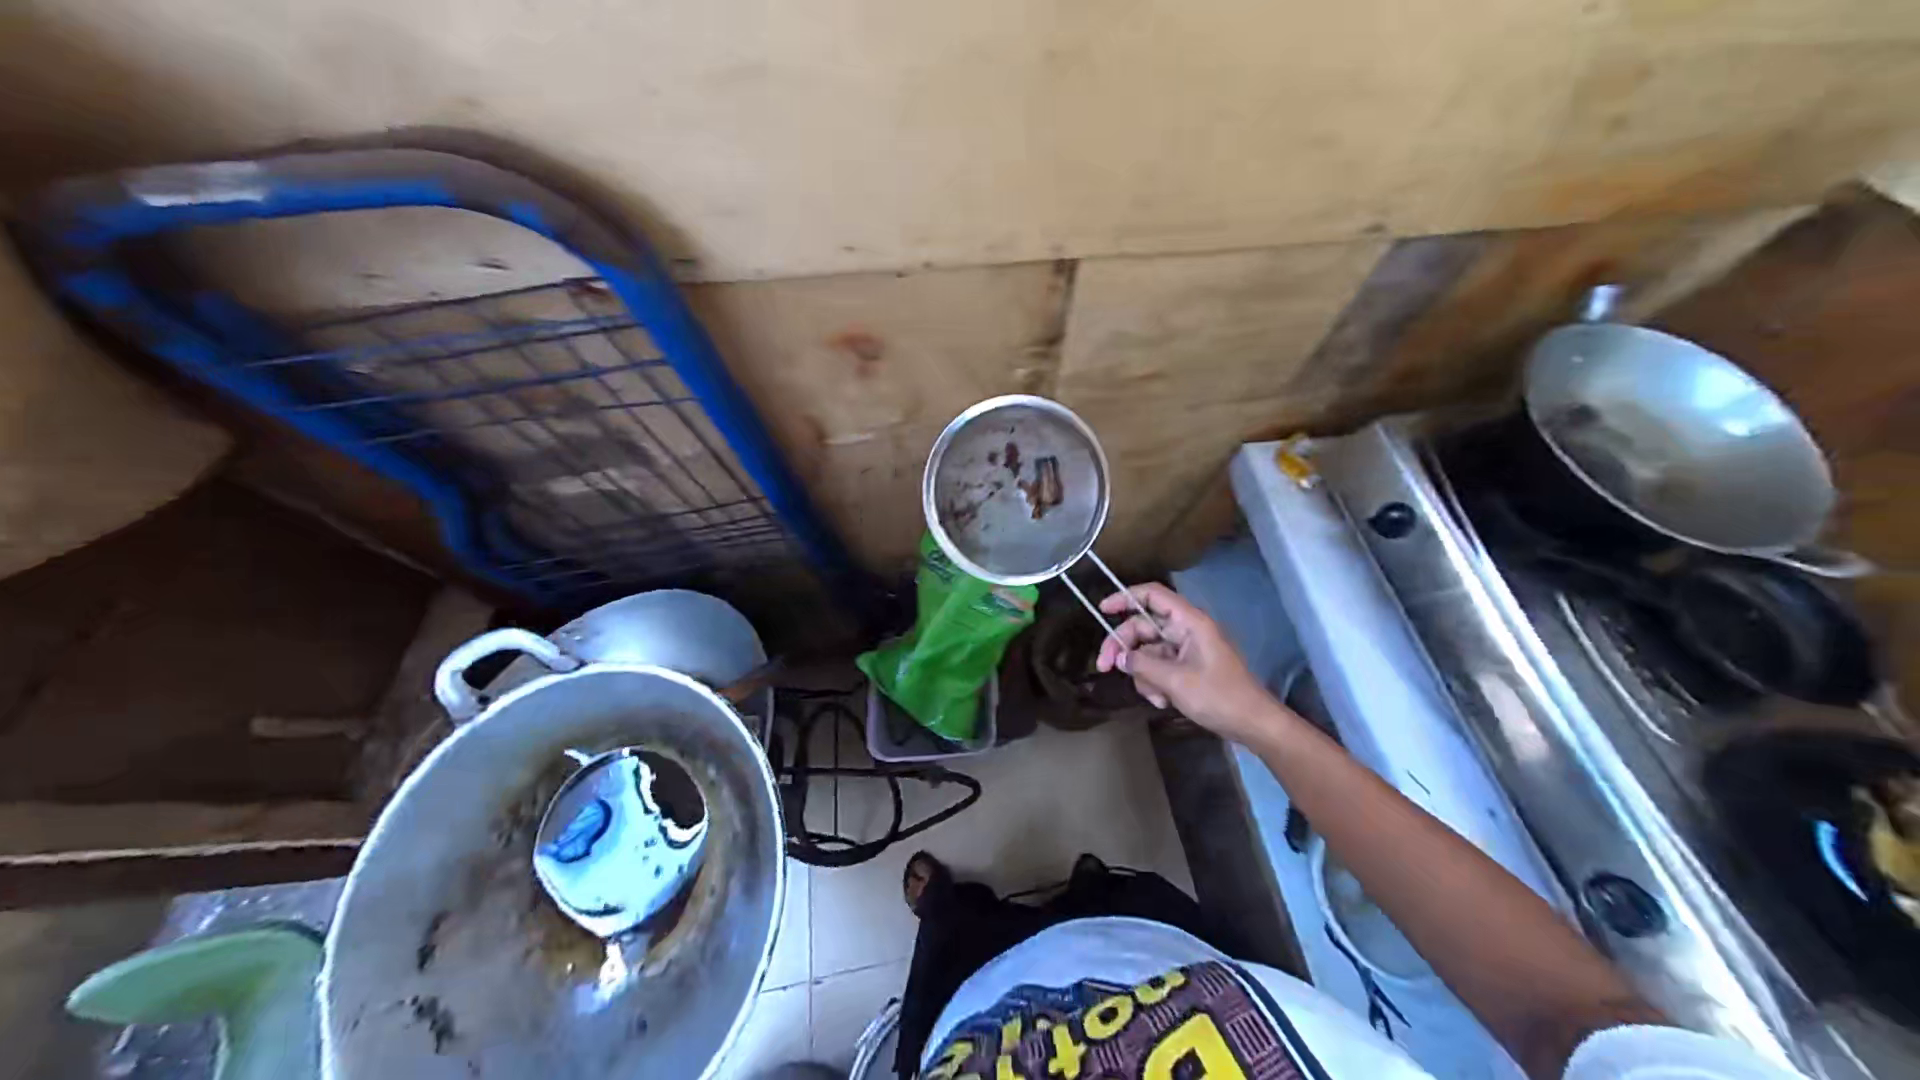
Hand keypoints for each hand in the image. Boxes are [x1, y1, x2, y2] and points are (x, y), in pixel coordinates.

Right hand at [1094, 582, 1287, 745]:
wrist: (1252, 724)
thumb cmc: (1219, 696)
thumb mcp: (1175, 681)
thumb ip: (1142, 664)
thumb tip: (1120, 658)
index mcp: (1189, 622)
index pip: (1152, 595)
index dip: (1125, 597)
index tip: (1102, 610)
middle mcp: (1186, 630)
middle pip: (1142, 627)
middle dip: (1123, 648)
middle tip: (1104, 667)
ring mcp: (1186, 649)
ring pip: (1147, 651)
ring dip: (1142, 674)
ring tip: (1154, 697)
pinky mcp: (1186, 667)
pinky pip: (1158, 667)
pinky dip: (1154, 683)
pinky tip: (1162, 702)